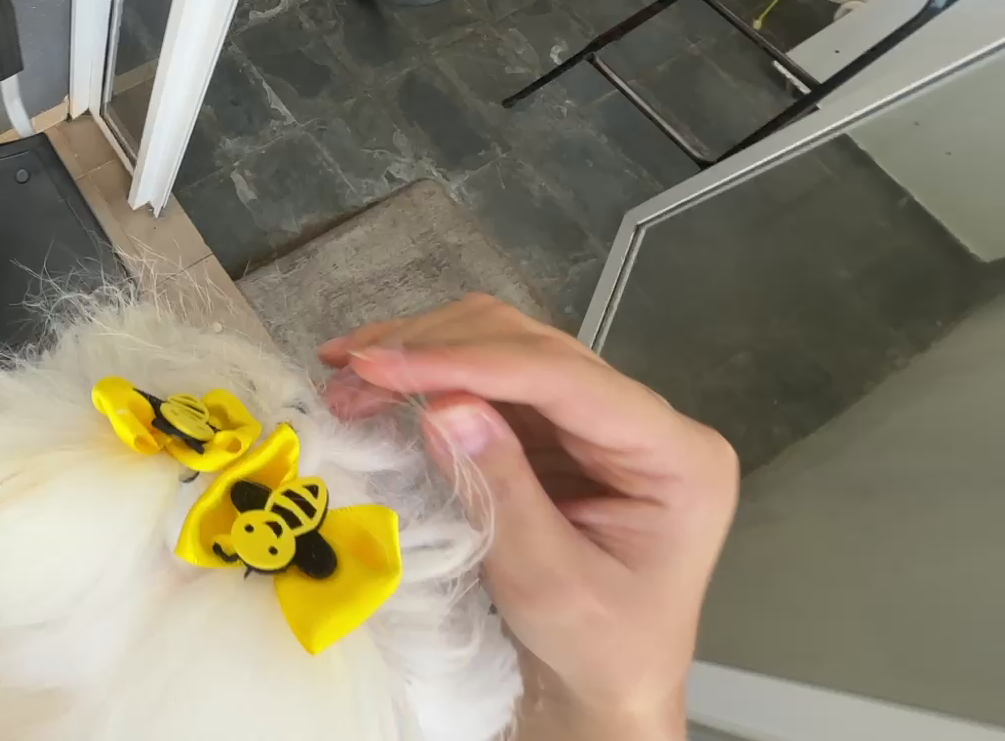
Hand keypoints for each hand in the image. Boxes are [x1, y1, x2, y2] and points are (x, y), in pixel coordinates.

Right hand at [318, 295, 737, 740]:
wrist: (594, 678)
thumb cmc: (593, 646)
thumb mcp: (549, 584)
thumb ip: (501, 491)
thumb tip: (445, 406)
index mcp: (671, 454)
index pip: (560, 377)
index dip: (463, 361)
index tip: (377, 367)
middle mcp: (631, 413)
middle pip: (520, 341)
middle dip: (425, 348)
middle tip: (346, 374)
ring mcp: (583, 409)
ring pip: (490, 337)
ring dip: (411, 348)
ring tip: (343, 373)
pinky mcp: (540, 414)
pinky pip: (471, 364)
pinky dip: (415, 365)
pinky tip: (368, 374)